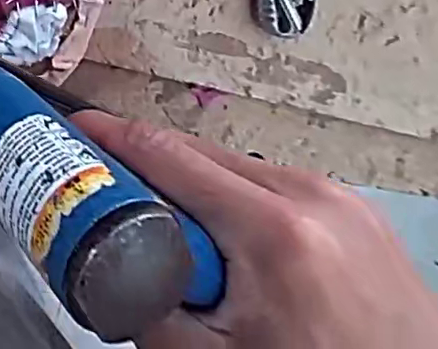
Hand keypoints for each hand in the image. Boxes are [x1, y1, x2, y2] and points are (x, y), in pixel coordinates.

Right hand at [72, 111, 437, 348]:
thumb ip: (150, 306)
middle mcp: (314, 198)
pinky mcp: (360, 215)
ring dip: (198, 193)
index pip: (165, 153)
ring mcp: (343, 202)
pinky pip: (275, 188)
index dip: (111, 136)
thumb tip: (108, 261)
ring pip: (236, 170)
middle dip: (151, 173)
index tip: (77, 131)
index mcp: (277, 231)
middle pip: (198, 155)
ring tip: (189, 249)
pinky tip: (238, 252)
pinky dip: (241, 206)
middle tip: (116, 200)